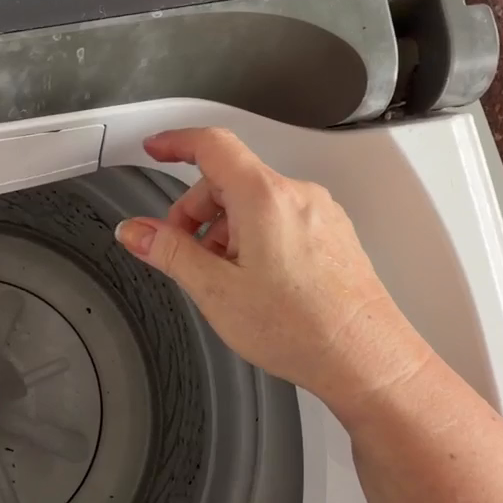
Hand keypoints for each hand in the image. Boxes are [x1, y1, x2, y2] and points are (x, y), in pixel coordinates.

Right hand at [113, 127, 434, 413]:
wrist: (367, 360)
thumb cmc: (303, 328)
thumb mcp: (216, 290)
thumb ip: (169, 252)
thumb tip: (136, 231)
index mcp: (264, 198)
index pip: (212, 145)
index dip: (176, 142)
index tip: (156, 147)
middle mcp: (296, 196)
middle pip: (229, 179)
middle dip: (196, 210)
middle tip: (183, 251)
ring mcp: (319, 214)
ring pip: (253, 201)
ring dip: (224, 228)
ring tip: (223, 278)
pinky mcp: (331, 234)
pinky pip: (279, 218)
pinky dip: (253, 236)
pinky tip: (252, 281)